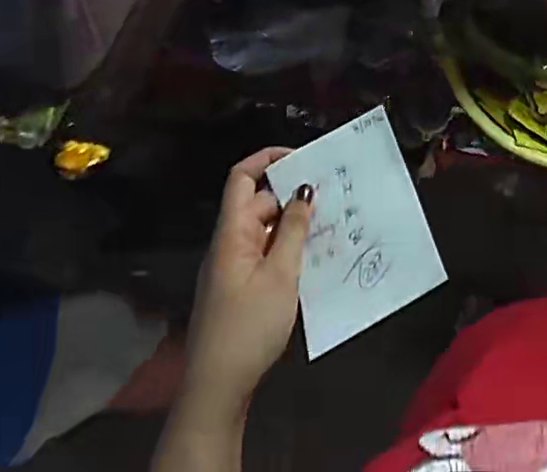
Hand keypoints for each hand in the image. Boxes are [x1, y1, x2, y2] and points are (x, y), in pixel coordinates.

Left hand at [183, 148, 313, 411]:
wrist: (217, 387)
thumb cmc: (249, 325)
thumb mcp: (280, 275)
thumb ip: (294, 230)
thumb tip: (303, 190)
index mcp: (231, 232)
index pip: (241, 177)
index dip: (266, 159)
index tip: (300, 158)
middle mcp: (229, 242)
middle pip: (258, 203)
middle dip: (290, 195)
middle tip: (329, 196)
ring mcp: (232, 265)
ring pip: (264, 229)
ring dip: (292, 224)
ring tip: (328, 224)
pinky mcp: (239, 286)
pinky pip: (264, 252)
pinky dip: (286, 247)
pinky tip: (312, 256)